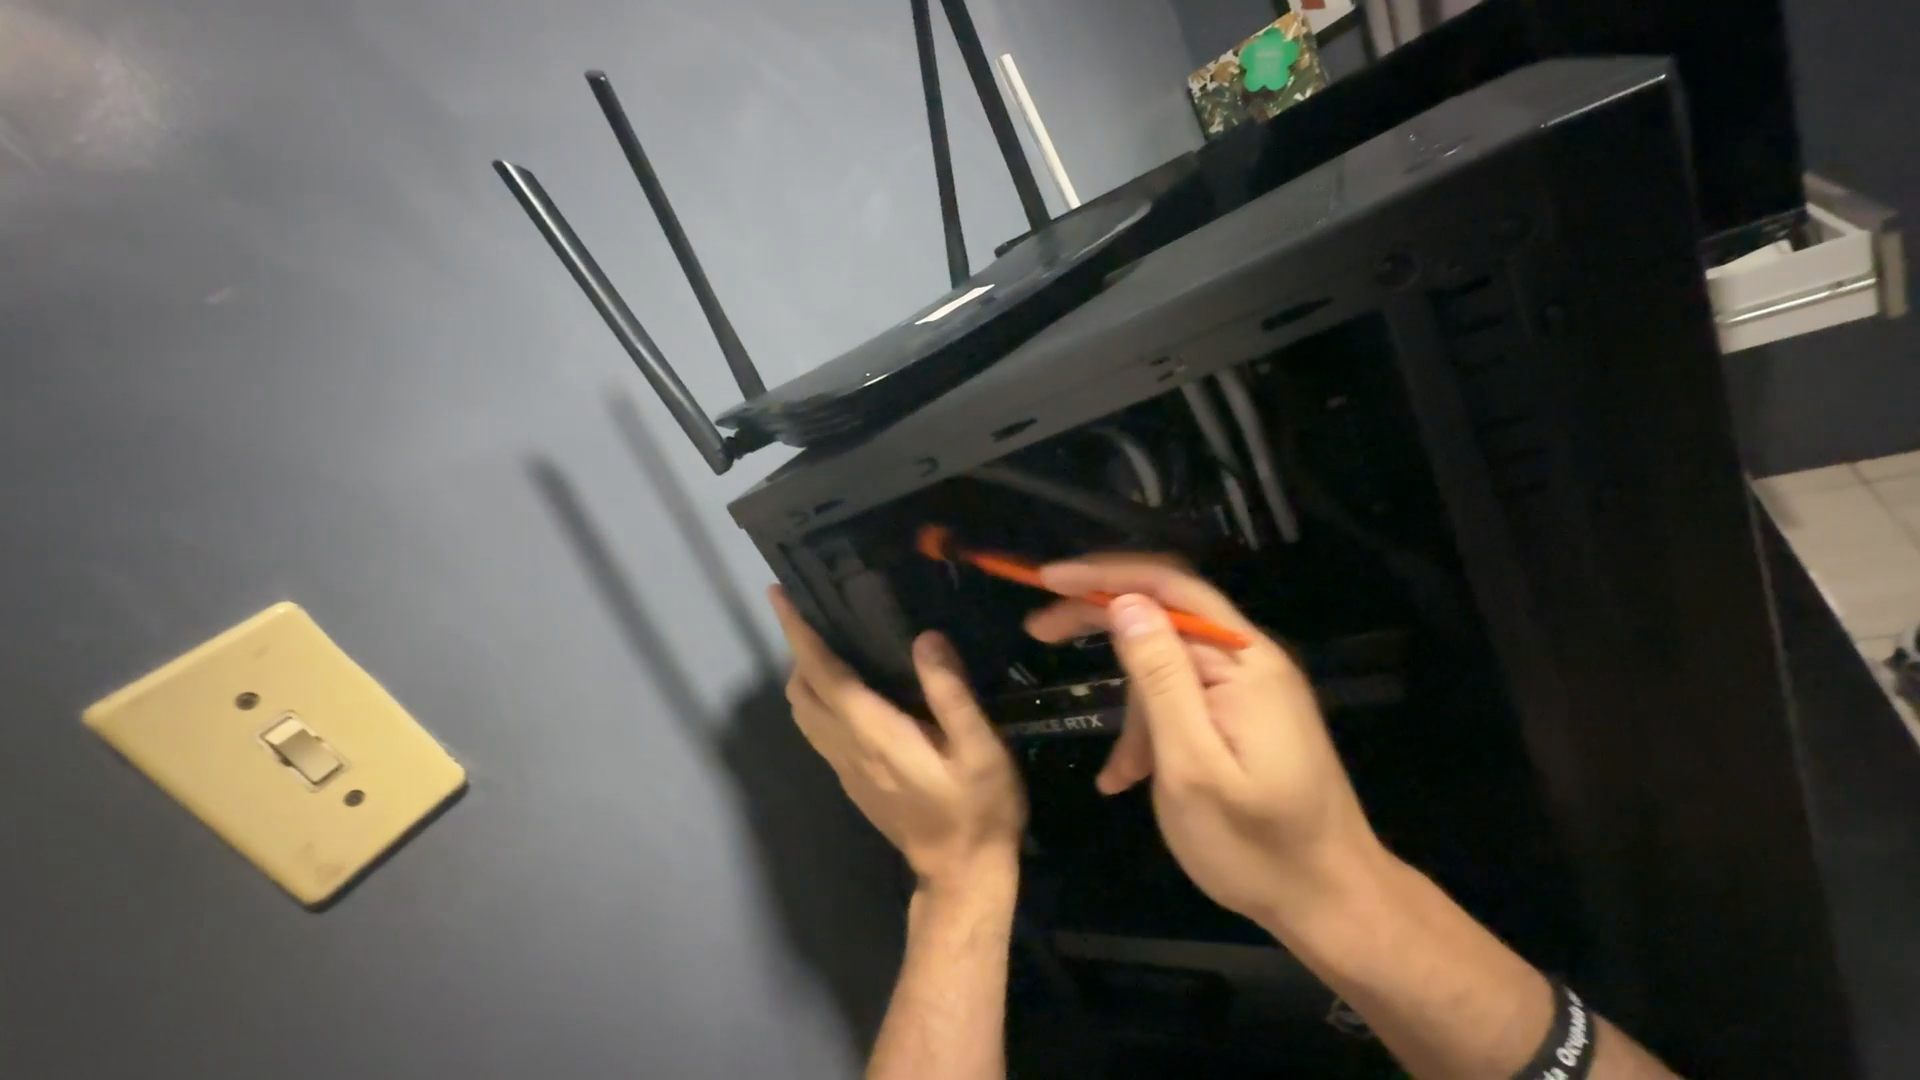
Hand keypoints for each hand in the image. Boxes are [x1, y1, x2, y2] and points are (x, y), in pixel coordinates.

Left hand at [771, 586, 1025, 893]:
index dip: (797, 633)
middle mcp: (847, 748)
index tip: (779, 596)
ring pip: (804, 714)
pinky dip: (819, 700)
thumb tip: (925, 638)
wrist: (962, 873)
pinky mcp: (853, 782)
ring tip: (830, 645)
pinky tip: (849, 691)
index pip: (822, 674)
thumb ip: (950, 692)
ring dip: (805, 676)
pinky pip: (819, 731)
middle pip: (801, 692)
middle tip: (817, 615)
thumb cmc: (977, 808)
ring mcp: (845, 769)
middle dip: (798, 649)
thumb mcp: (979, 747)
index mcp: (873, 733)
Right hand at [1025, 557, 1382, 928]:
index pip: (1169, 587)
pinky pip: (1183, 702)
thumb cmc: (1256, 844)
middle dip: (1099, 615)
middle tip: (1038, 628)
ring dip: (1130, 706)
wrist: (1331, 902)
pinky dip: (1150, 731)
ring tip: (1114, 772)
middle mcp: (1249, 660)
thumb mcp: (1191, 764)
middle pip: (1164, 612)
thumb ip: (1159, 678)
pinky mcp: (1242, 717)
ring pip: (1168, 667)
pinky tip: (1128, 779)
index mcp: (1244, 661)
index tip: (1046, 580)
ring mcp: (1248, 689)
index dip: (1104, 574)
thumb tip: (1126, 602)